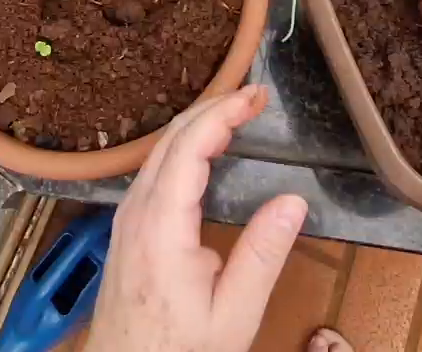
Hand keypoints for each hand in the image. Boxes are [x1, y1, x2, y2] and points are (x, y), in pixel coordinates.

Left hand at [86, 85, 309, 351]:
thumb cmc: (180, 351)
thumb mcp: (233, 315)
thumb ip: (262, 256)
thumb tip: (294, 200)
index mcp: (162, 222)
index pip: (190, 144)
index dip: (223, 111)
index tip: (256, 95)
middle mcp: (137, 207)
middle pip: (172, 136)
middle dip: (214, 107)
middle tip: (255, 96)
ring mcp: (127, 214)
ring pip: (160, 148)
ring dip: (198, 122)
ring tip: (238, 113)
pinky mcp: (127, 224)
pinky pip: (154, 166)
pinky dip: (184, 144)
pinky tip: (205, 148)